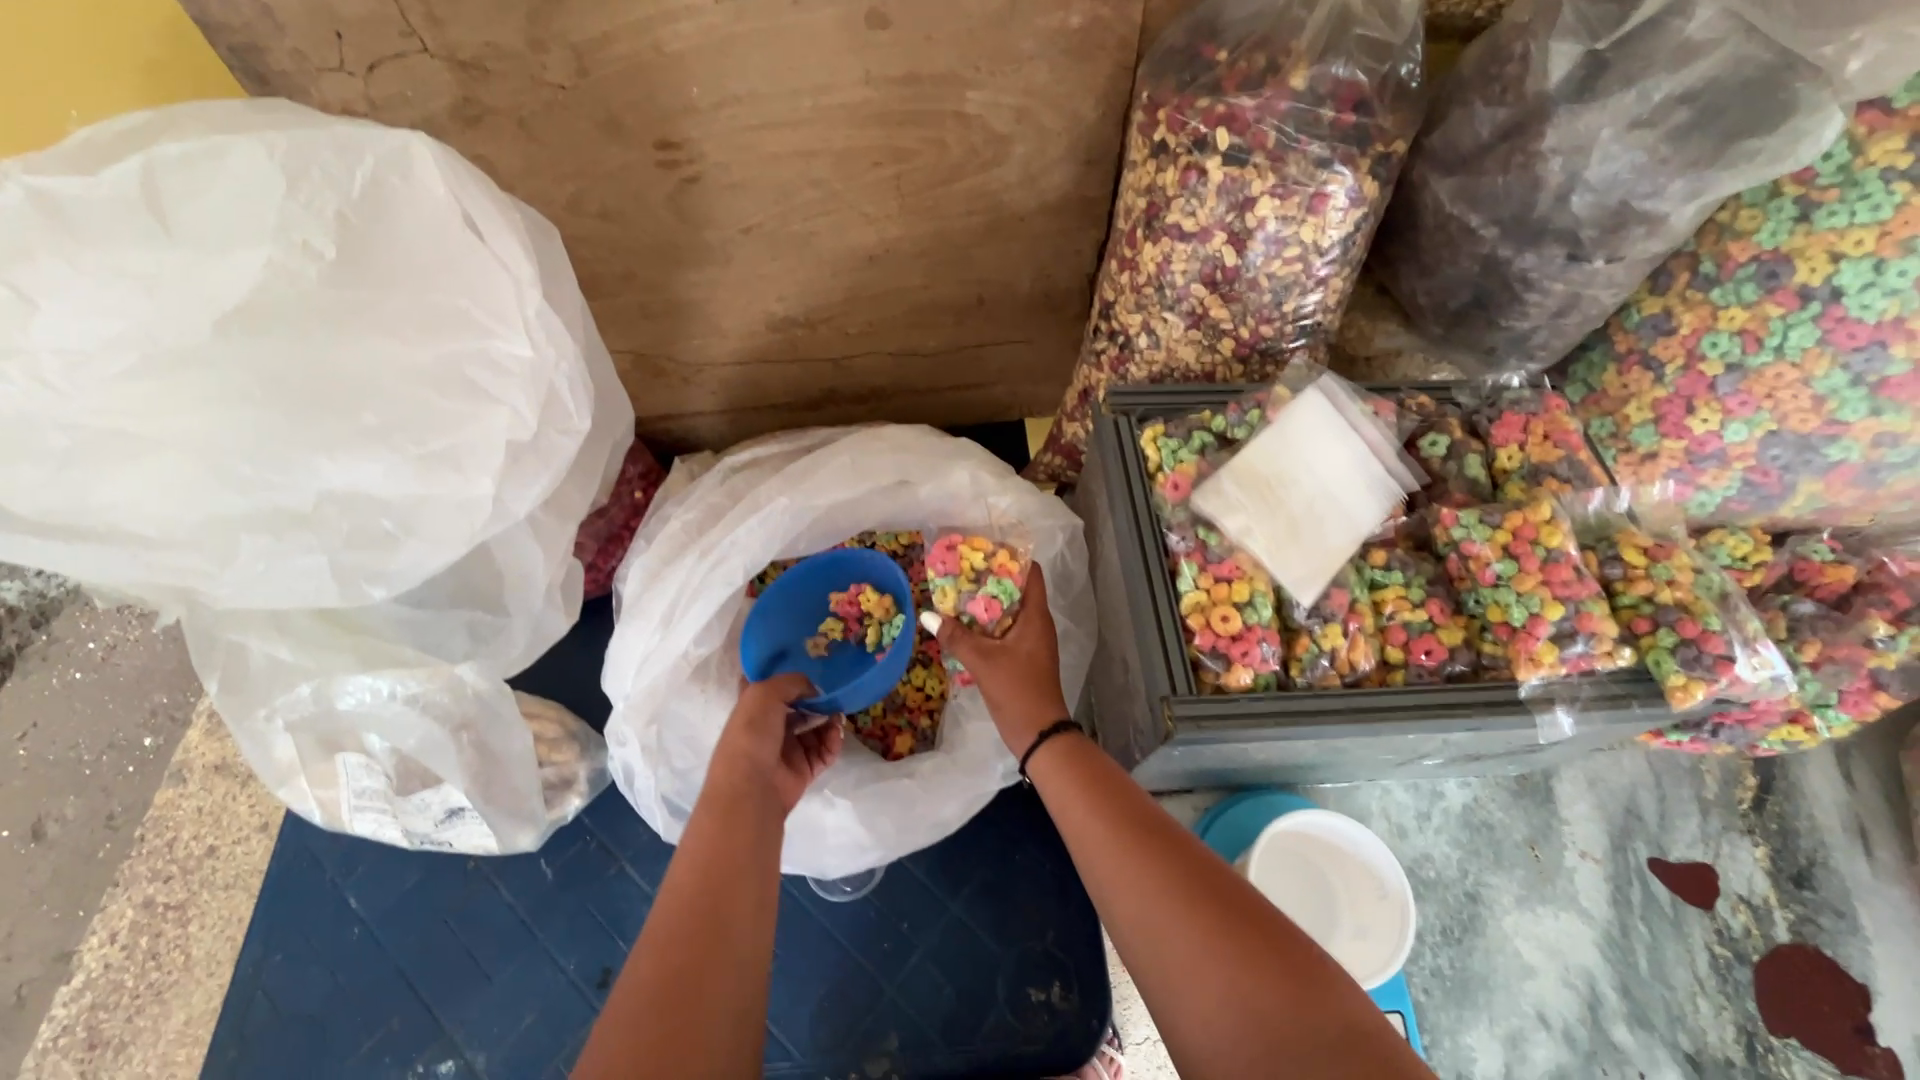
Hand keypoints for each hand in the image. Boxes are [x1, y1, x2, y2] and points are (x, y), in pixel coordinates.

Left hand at [709, 672, 844, 815]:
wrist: (751, 786)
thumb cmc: (751, 733)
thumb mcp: (764, 693)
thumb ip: (792, 681)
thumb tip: (814, 689)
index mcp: (755, 709)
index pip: (772, 689)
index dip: (788, 679)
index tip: (810, 669)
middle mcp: (771, 728)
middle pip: (800, 709)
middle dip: (817, 700)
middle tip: (833, 695)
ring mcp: (788, 750)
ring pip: (815, 729)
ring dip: (829, 720)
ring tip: (837, 716)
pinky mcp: (804, 770)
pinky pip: (824, 752)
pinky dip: (833, 742)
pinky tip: (835, 734)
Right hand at [925, 563, 1070, 757]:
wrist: (1039, 734)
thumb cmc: (1017, 690)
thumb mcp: (982, 661)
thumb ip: (956, 636)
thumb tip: (928, 615)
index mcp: (1036, 616)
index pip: (1031, 573)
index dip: (1010, 558)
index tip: (983, 551)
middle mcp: (1037, 624)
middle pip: (1016, 591)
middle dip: (989, 581)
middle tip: (959, 572)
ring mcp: (1032, 643)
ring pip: (1008, 614)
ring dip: (985, 606)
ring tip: (955, 596)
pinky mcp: (1024, 659)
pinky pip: (1004, 633)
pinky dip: (986, 627)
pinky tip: (963, 629)